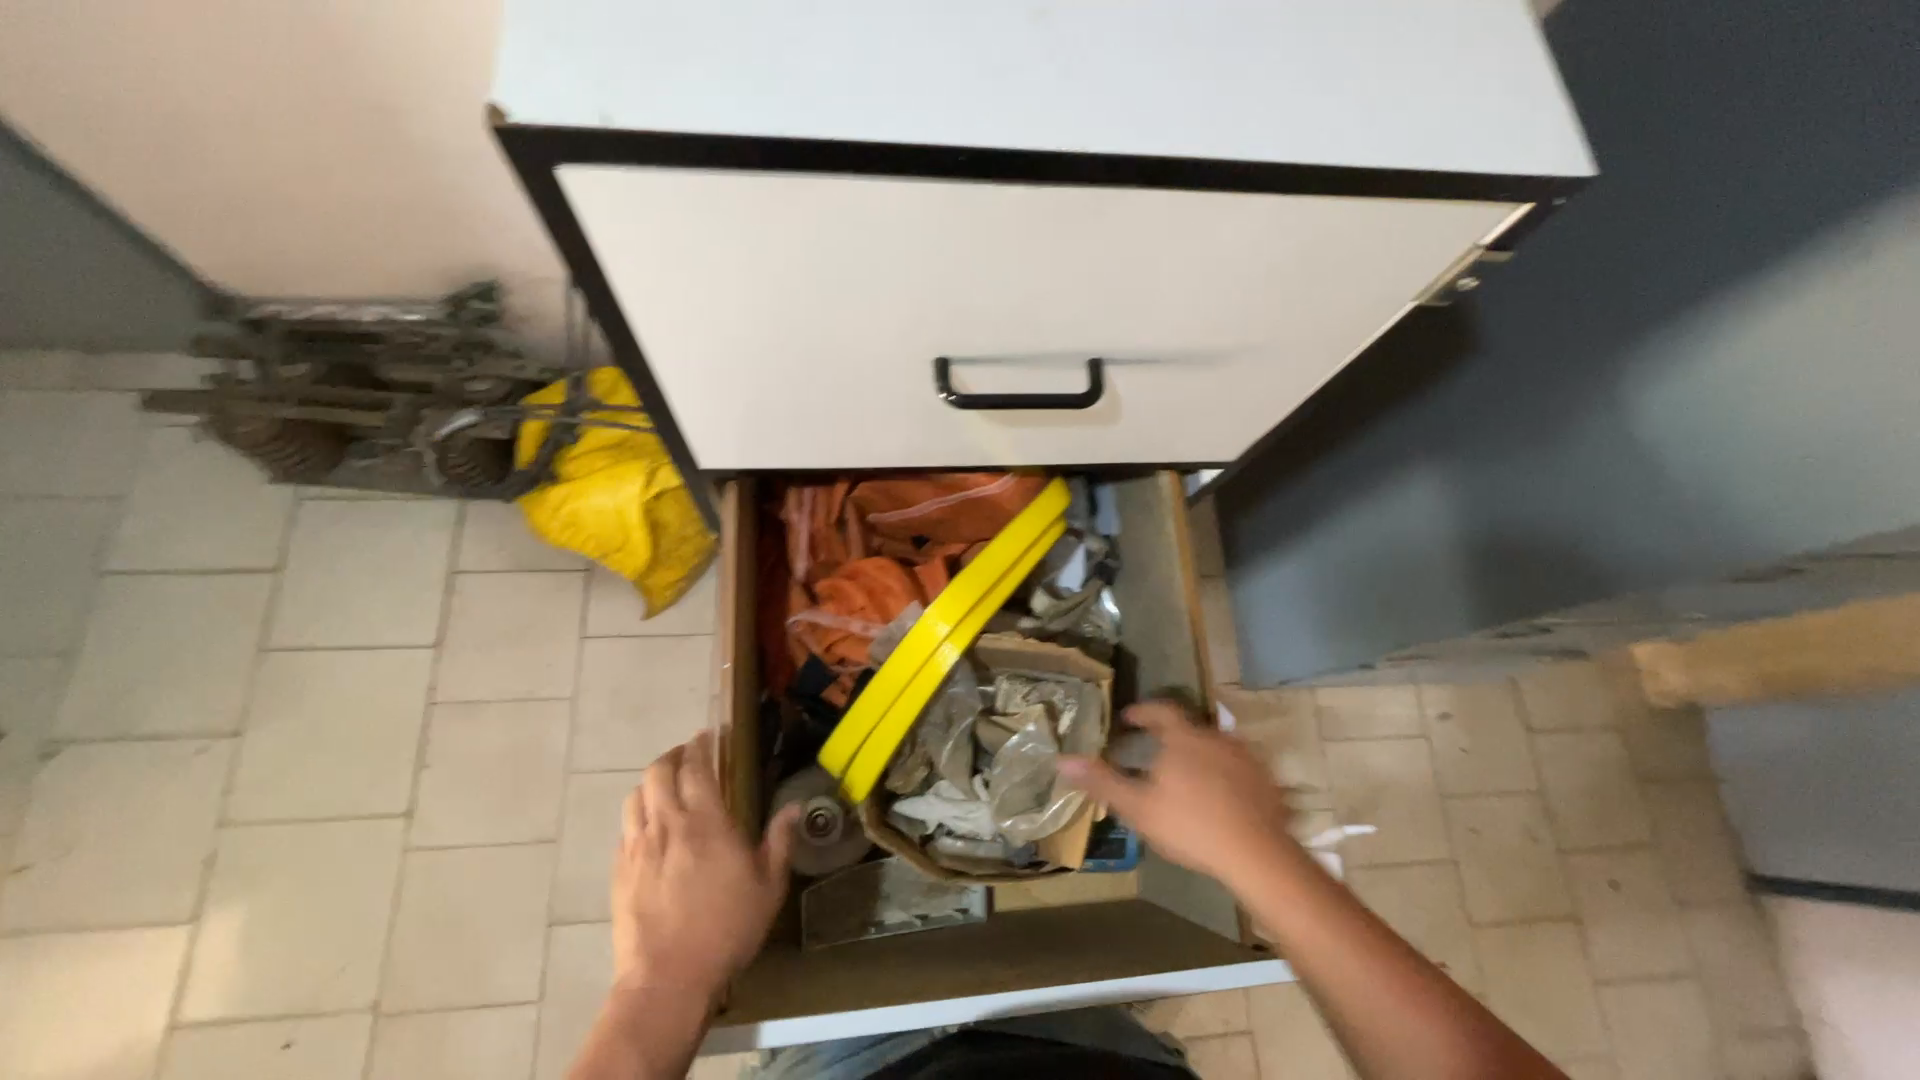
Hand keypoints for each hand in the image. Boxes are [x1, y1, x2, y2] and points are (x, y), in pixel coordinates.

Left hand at [611, 731, 800, 1005]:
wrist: (668, 978)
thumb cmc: (727, 930)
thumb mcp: (768, 887)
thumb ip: (779, 842)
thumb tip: (793, 808)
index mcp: (706, 823)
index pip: (697, 767)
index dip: (701, 746)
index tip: (708, 736)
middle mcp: (668, 825)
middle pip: (658, 772)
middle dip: (673, 756)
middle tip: (688, 755)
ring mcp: (638, 847)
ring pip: (636, 796)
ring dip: (651, 783)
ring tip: (665, 787)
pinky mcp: (619, 871)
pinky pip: (625, 828)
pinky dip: (638, 815)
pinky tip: (649, 828)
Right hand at [1059, 701, 1302, 888]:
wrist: (1256, 854)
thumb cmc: (1190, 826)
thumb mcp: (1137, 807)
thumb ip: (1101, 781)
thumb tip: (1062, 759)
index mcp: (1183, 737)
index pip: (1160, 710)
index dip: (1142, 712)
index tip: (1128, 719)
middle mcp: (1216, 737)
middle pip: (1189, 727)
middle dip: (1171, 736)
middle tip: (1155, 752)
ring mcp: (1246, 758)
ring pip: (1216, 746)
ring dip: (1199, 754)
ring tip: (1186, 776)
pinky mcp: (1267, 781)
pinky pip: (1239, 768)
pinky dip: (1225, 775)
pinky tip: (1220, 798)